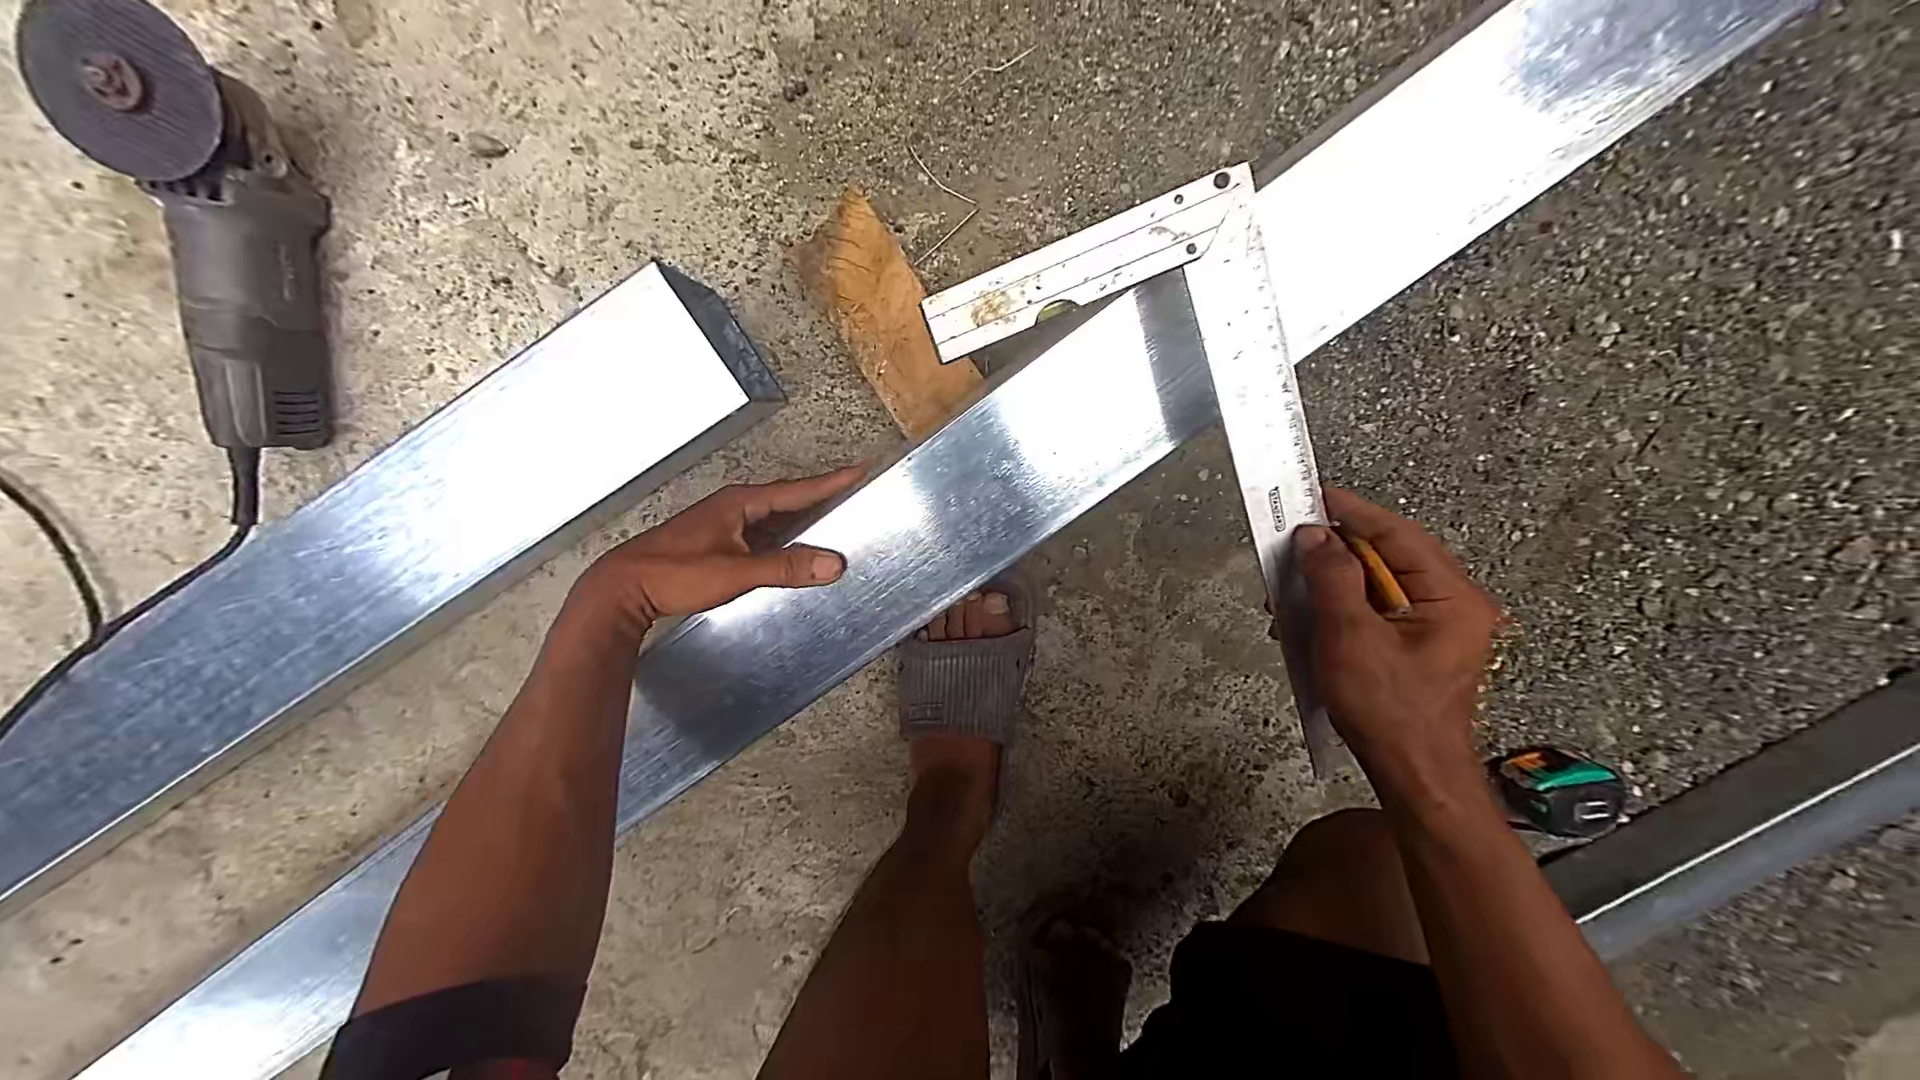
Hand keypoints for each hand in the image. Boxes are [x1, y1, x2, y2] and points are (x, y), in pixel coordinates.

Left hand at [571, 464, 866, 632]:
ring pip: (774, 517)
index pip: (797, 489)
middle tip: (851, 492)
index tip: (858, 470)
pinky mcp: (717, 541)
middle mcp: (733, 506)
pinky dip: (782, 538)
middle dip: (821, 496)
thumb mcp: (737, 571)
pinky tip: (791, 549)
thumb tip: (831, 563)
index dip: (831, 482)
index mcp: (740, 502)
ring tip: (831, 519)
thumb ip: (786, 566)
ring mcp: (724, 523)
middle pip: (788, 499)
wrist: (625, 588)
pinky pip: (761, 533)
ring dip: (801, 519)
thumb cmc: (673, 573)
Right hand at [1295, 488, 1500, 792]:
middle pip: (1384, 556)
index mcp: (1452, 598)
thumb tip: (1316, 538)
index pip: (1396, 536)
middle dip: (1332, 554)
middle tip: (1292, 547)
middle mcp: (1451, 606)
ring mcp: (1434, 625)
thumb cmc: (1392, 715)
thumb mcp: (1350, 638)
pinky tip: (1309, 620)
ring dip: (1329, 584)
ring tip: (1293, 595)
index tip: (1316, 496)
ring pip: (1373, 582)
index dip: (1351, 512)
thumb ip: (1332, 578)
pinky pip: (1371, 607)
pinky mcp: (1413, 642)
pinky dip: (1336, 607)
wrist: (1411, 772)